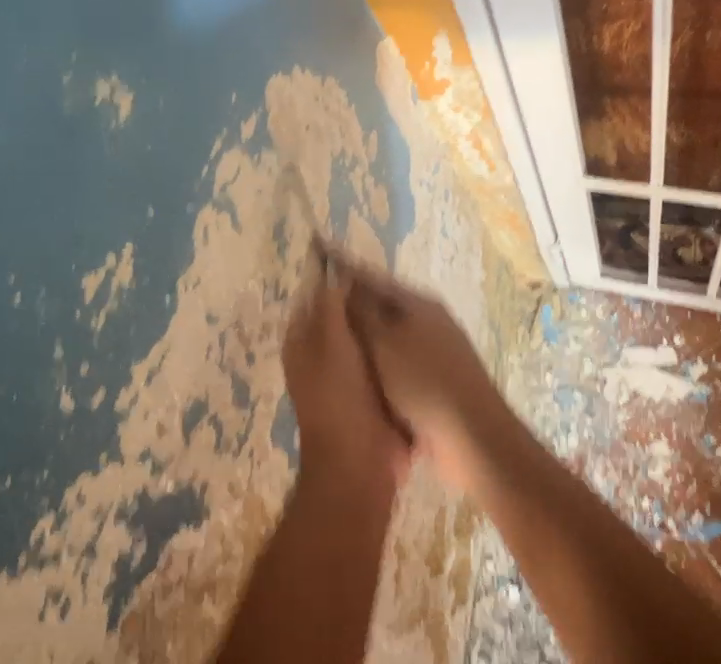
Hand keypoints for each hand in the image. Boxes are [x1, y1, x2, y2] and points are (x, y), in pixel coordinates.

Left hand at [282, 246, 411, 494]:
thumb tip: (333, 269)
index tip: (362, 259)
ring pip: (367, 337)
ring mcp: (349, 375)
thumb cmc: (339, 397)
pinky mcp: (374, 391)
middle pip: (344, 315)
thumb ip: (331, 305)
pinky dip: (396, 348)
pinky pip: (385, 360)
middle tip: (395, 280)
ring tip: (409, 300)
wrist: (361, 462)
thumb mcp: (331, 343)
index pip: (316, 296)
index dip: (335, 277)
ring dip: (383, 324)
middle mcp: (322, 354)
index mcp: (303, 341)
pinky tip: (417, 335)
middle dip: (365, 300)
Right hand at [332, 251, 509, 493]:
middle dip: (350, 297)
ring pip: (387, 333)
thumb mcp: (383, 344)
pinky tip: (356, 371)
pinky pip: (395, 361)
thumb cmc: (423, 384)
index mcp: (417, 304)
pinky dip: (374, 359)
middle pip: (380, 303)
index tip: (317, 245)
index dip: (341, 263)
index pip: (371, 276)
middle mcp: (428, 320)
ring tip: (328, 333)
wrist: (472, 437)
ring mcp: (435, 351)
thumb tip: (339, 282)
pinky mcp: (435, 380)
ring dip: (361, 331)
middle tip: (316, 295)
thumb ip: (360, 312)